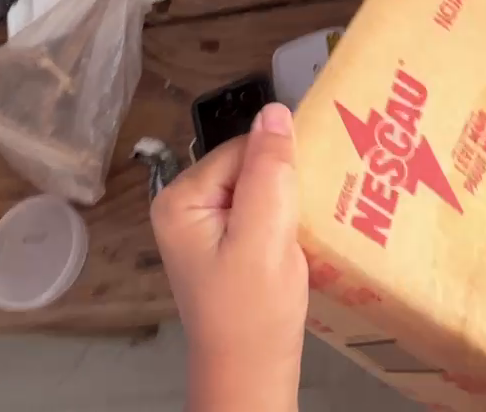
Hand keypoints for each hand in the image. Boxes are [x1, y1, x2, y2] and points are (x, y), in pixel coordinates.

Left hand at [152, 102, 307, 411]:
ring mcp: (207, 224)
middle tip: (304, 216)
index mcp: (181, 198)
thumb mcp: (264, 235)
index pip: (243, 148)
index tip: (301, 197)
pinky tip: (297, 238)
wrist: (254, 376)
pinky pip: (264, 206)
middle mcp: (187, 204)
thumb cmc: (253, 312)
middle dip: (284, 184)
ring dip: (289, 200)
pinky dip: (286, 217)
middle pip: (251, 162)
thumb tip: (274, 109)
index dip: (278, 168)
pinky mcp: (229, 240)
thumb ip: (269, 170)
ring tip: (303, 227)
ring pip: (263, 183)